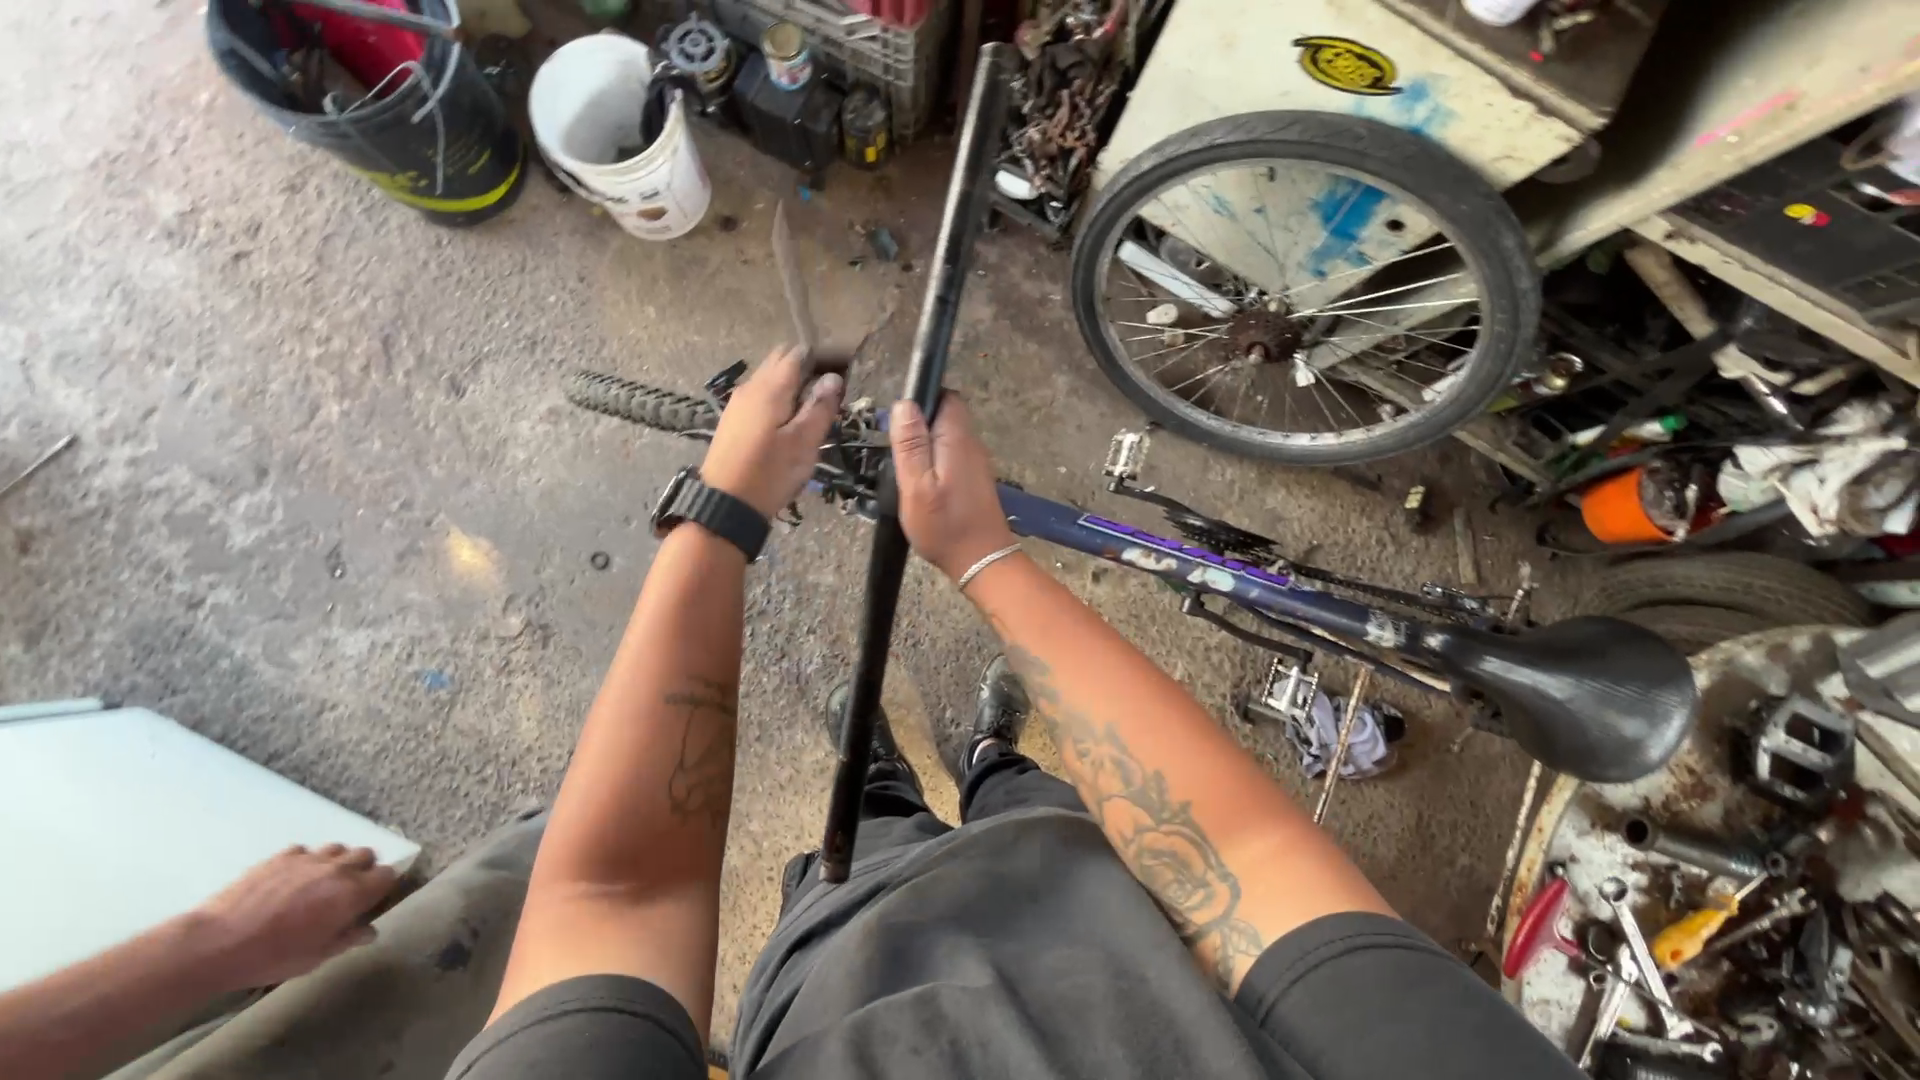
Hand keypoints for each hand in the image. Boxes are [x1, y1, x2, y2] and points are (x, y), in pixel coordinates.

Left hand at [191, 844, 399, 989]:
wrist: (214, 944)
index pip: (388, 874)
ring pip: (337, 848)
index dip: (382, 887)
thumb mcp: (316, 957)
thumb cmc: (271, 956)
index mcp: (353, 892)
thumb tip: (369, 931)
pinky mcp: (280, 856)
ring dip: (335, 862)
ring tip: (317, 882)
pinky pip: (303, 851)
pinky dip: (303, 863)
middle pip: (366, 854)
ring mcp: (308, 859)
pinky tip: (288, 881)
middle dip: (362, 870)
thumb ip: (348, 939)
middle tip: (344, 892)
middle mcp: (337, 868)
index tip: (369, 902)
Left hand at [702, 347, 844, 518]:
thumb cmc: (770, 474)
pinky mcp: (733, 420)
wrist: (725, 505)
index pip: (800, 353)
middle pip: (781, 360)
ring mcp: (738, 403)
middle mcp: (751, 387)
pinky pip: (760, 395)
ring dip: (793, 383)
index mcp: (771, 388)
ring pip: (769, 377)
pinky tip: (789, 421)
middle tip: (831, 391)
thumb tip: (833, 377)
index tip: (845, 371)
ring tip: (814, 407)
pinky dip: (779, 398)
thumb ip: (820, 407)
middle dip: (808, 366)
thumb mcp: (804, 443)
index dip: (824, 357)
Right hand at [890, 394, 1017, 581]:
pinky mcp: (974, 479)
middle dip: (920, 426)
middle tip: (898, 452)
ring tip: (907, 471)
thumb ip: (910, 444)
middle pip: (945, 416)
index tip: (900, 423)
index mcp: (958, 439)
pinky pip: (951, 456)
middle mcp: (972, 444)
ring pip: (946, 438)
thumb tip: (905, 402)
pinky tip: (922, 485)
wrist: (981, 561)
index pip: (946, 397)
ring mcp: (975, 462)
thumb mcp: (916, 485)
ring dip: (925, 446)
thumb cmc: (945, 526)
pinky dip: (934, 463)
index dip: (922, 399)